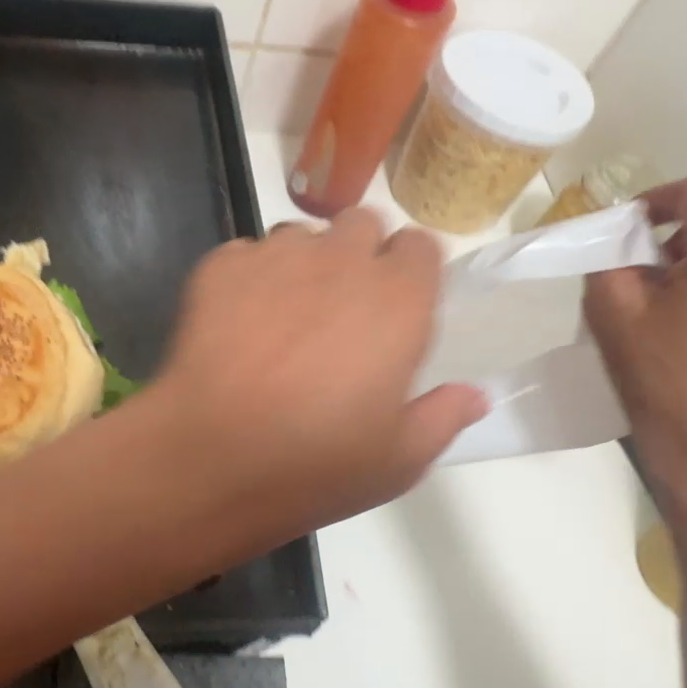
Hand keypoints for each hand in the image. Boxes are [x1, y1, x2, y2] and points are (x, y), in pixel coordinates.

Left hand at [152, 209, 487, 527]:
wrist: (211, 457)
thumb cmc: (316, 463)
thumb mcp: (399, 459)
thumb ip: (442, 416)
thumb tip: (475, 395)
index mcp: (399, 299)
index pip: (421, 245)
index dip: (410, 270)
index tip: (398, 304)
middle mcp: (341, 261)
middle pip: (361, 224)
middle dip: (358, 253)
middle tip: (341, 308)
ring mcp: (275, 258)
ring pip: (299, 236)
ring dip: (301, 264)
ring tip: (283, 317)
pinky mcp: (220, 267)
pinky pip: (245, 254)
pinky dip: (248, 277)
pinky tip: (237, 323)